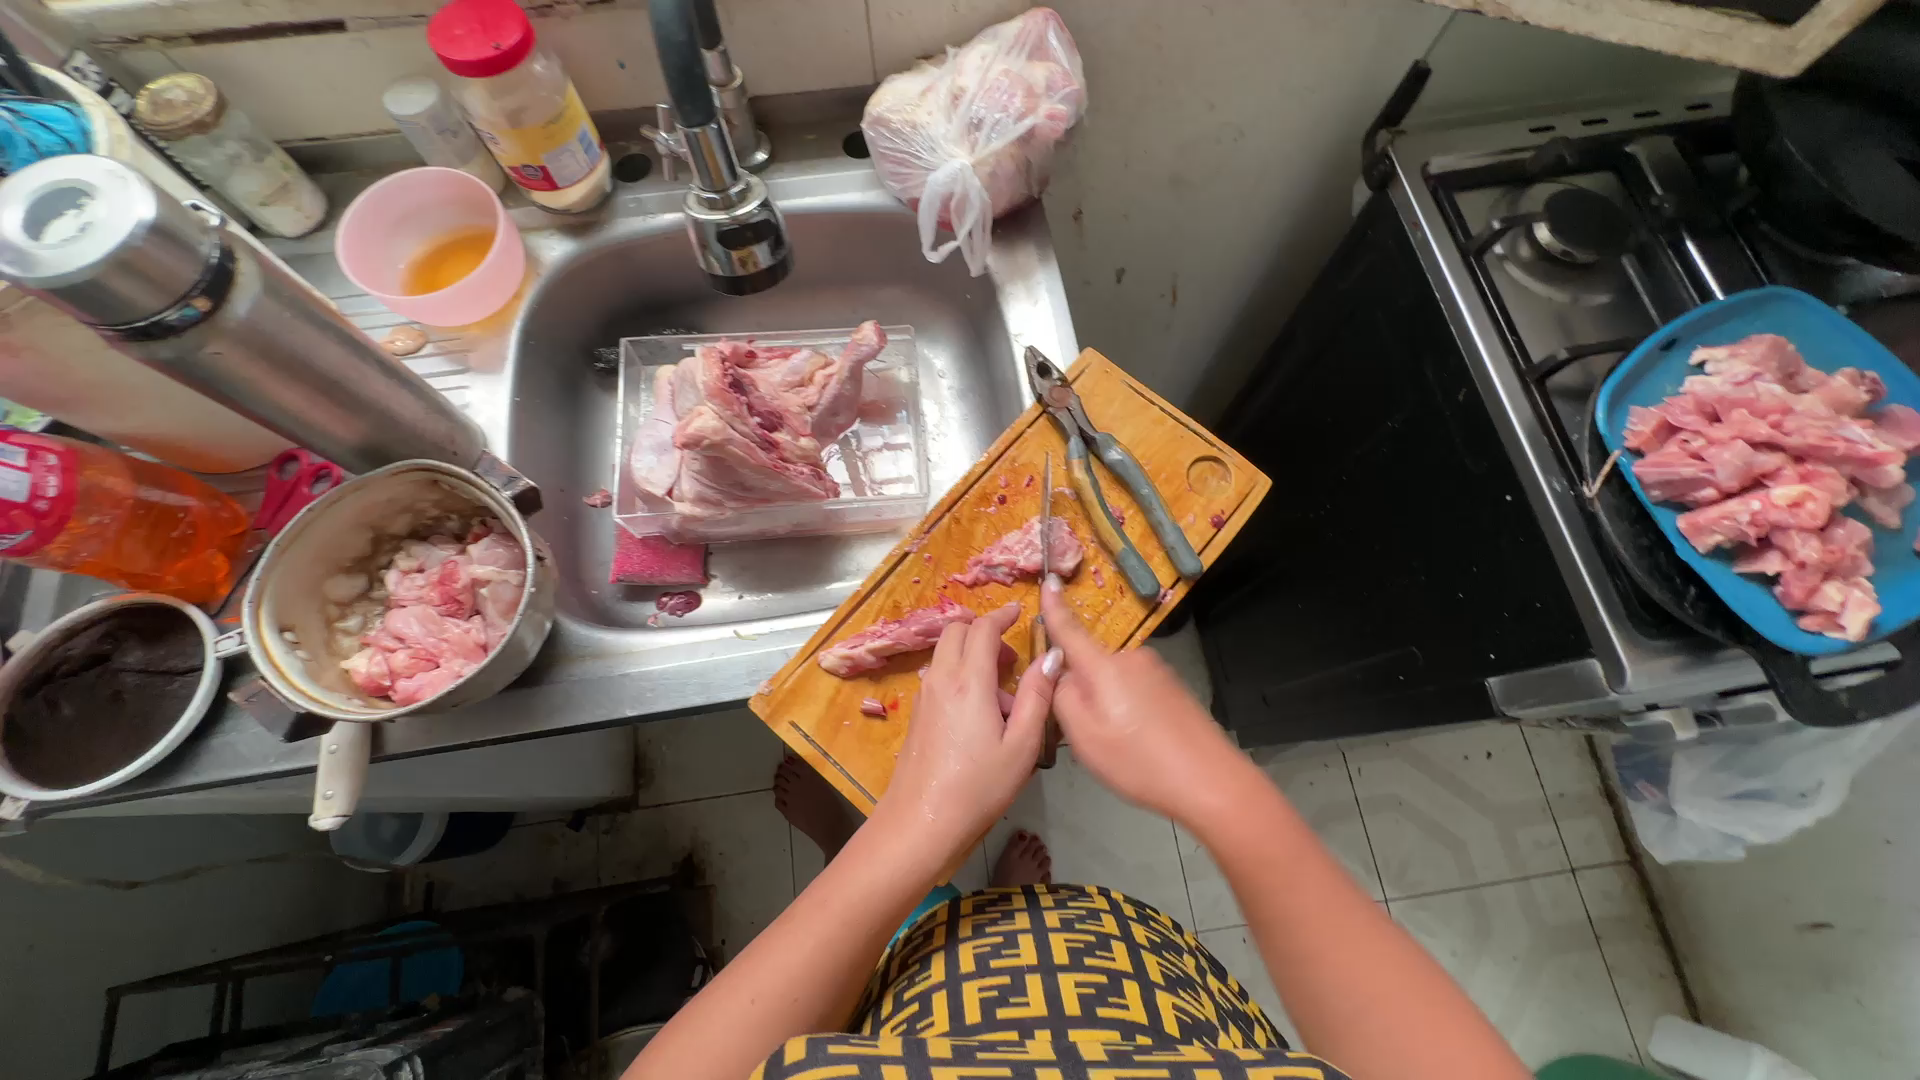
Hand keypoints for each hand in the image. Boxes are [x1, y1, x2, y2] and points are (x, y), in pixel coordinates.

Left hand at [874, 601, 1059, 854]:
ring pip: (945, 654)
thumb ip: (1038, 696)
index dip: (1002, 615)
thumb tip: (1051, 657)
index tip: (1018, 611)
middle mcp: (940, 680)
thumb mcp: (1021, 745)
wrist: (922, 822)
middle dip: (983, 632)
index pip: (982, 629)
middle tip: (1010, 658)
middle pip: (956, 631)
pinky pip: (938, 676)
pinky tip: (978, 714)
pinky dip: (958, 675)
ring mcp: (924, 696)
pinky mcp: (916, 714)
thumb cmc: (978, 787)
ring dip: (970, 655)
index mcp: (968, 681)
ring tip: (1000, 695)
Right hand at [1039, 577, 1248, 823]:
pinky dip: (1129, 711)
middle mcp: (1132, 659)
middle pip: (1091, 663)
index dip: (1054, 607)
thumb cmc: (1140, 761)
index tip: (1048, 580)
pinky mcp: (1173, 687)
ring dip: (1108, 704)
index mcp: (1105, 666)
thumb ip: (1062, 697)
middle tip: (1090, 734)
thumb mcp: (1084, 737)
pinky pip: (1135, 691)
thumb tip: (1061, 672)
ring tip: (1120, 745)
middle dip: (1083, 690)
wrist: (1211, 781)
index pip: (1070, 630)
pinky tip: (1141, 743)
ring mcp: (1157, 671)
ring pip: (1113, 681)